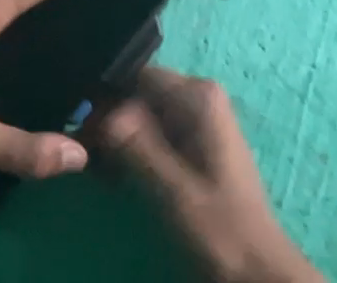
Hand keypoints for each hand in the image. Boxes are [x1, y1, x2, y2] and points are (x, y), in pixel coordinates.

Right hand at [95, 67, 322, 282]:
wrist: (258, 273)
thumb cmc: (222, 231)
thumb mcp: (174, 190)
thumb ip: (136, 146)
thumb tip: (97, 110)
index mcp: (199, 96)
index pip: (134, 74)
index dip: (103, 97)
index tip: (77, 124)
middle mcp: (197, 97)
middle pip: (135, 93)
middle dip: (106, 119)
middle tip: (82, 152)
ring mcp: (195, 120)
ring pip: (138, 114)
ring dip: (113, 138)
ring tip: (95, 167)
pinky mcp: (190, 145)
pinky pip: (148, 133)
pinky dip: (128, 150)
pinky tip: (111, 175)